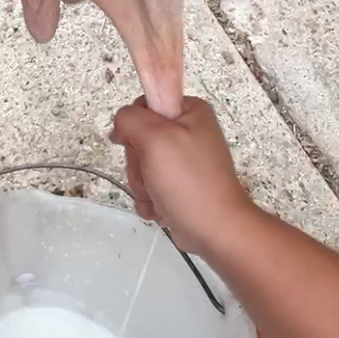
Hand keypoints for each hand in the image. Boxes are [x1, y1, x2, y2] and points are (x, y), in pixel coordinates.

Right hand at [111, 96, 260, 254]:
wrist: (217, 231)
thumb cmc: (188, 181)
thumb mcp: (156, 137)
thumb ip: (130, 119)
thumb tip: (121, 127)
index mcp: (190, 112)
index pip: (144, 106)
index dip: (135, 126)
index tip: (140, 145)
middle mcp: (189, 133)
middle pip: (140, 138)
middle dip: (138, 162)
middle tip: (153, 174)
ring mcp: (185, 162)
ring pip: (142, 165)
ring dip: (142, 184)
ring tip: (159, 195)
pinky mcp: (181, 186)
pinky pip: (150, 186)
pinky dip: (150, 199)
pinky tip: (161, 208)